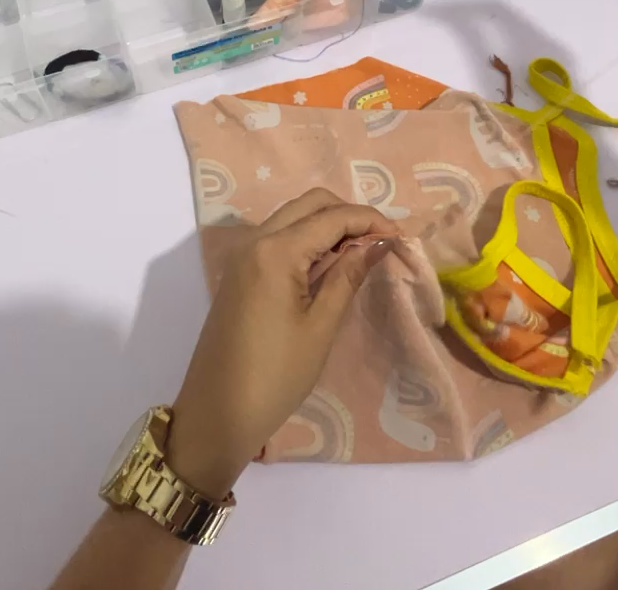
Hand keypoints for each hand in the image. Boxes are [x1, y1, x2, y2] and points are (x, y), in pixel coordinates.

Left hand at [165, 189, 397, 495]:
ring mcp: (243, 254)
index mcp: (275, 250)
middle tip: (380, 243)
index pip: (332, 216)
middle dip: (349, 214)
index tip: (401, 238)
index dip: (370, 220)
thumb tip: (378, 242)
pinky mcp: (240, 270)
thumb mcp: (320, 327)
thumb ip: (348, 276)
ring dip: (328, 225)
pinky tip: (329, 265)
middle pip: (311, 204)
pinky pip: (279, 236)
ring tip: (361, 254)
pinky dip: (307, 239)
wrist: (216, 413)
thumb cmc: (275, 375)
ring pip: (293, 216)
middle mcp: (256, 239)